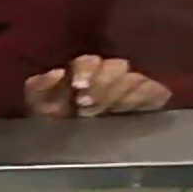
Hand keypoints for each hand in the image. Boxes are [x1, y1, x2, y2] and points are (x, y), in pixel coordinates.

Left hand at [24, 56, 171, 117]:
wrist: (68, 130)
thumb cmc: (50, 111)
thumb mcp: (36, 100)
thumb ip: (39, 85)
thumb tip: (57, 72)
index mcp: (82, 68)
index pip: (89, 60)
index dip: (86, 71)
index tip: (78, 86)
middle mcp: (110, 71)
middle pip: (116, 66)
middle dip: (101, 85)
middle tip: (84, 104)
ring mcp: (132, 82)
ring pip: (134, 79)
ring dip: (116, 96)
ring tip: (95, 113)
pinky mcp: (150, 95)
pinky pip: (156, 91)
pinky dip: (141, 100)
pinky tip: (124, 111)